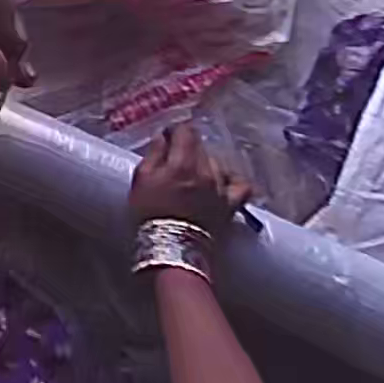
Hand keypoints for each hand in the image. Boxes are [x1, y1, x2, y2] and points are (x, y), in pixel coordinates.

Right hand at [129, 122, 252, 234]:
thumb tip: (162, 137)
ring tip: (193, 174)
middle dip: (187, 147)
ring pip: (216, 162)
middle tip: (174, 159)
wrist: (172, 251)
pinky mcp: (231, 205)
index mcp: (182, 161)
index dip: (175, 131)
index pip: (186, 130)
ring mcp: (221, 187)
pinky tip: (223, 181)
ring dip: (204, 163)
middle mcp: (206, 170)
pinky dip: (233, 179)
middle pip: (200, 145)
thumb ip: (153, 154)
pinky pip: (241, 185)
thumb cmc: (150, 214)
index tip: (166, 139)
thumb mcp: (141, 180)